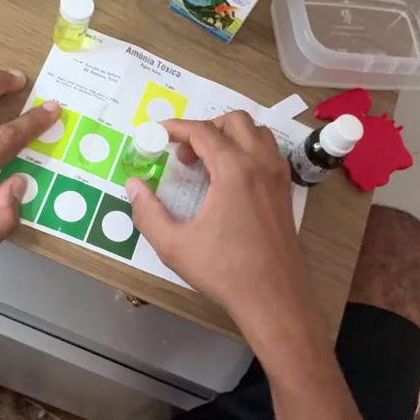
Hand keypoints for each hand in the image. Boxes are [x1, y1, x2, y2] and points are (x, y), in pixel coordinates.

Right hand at [126, 112, 319, 341]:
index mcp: (235, 170)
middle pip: (235, 121)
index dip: (176, 128)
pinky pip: (269, 154)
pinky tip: (231, 180)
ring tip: (208, 164)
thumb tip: (133, 186)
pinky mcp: (286, 192)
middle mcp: (261, 164)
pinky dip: (249, 152)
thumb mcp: (174, 246)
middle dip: (205, 129)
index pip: (203, 131)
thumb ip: (148, 212)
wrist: (273, 297)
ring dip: (230, 137)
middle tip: (184, 156)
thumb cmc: (224, 271)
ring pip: (257, 133)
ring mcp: (278, 177)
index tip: (156, 134)